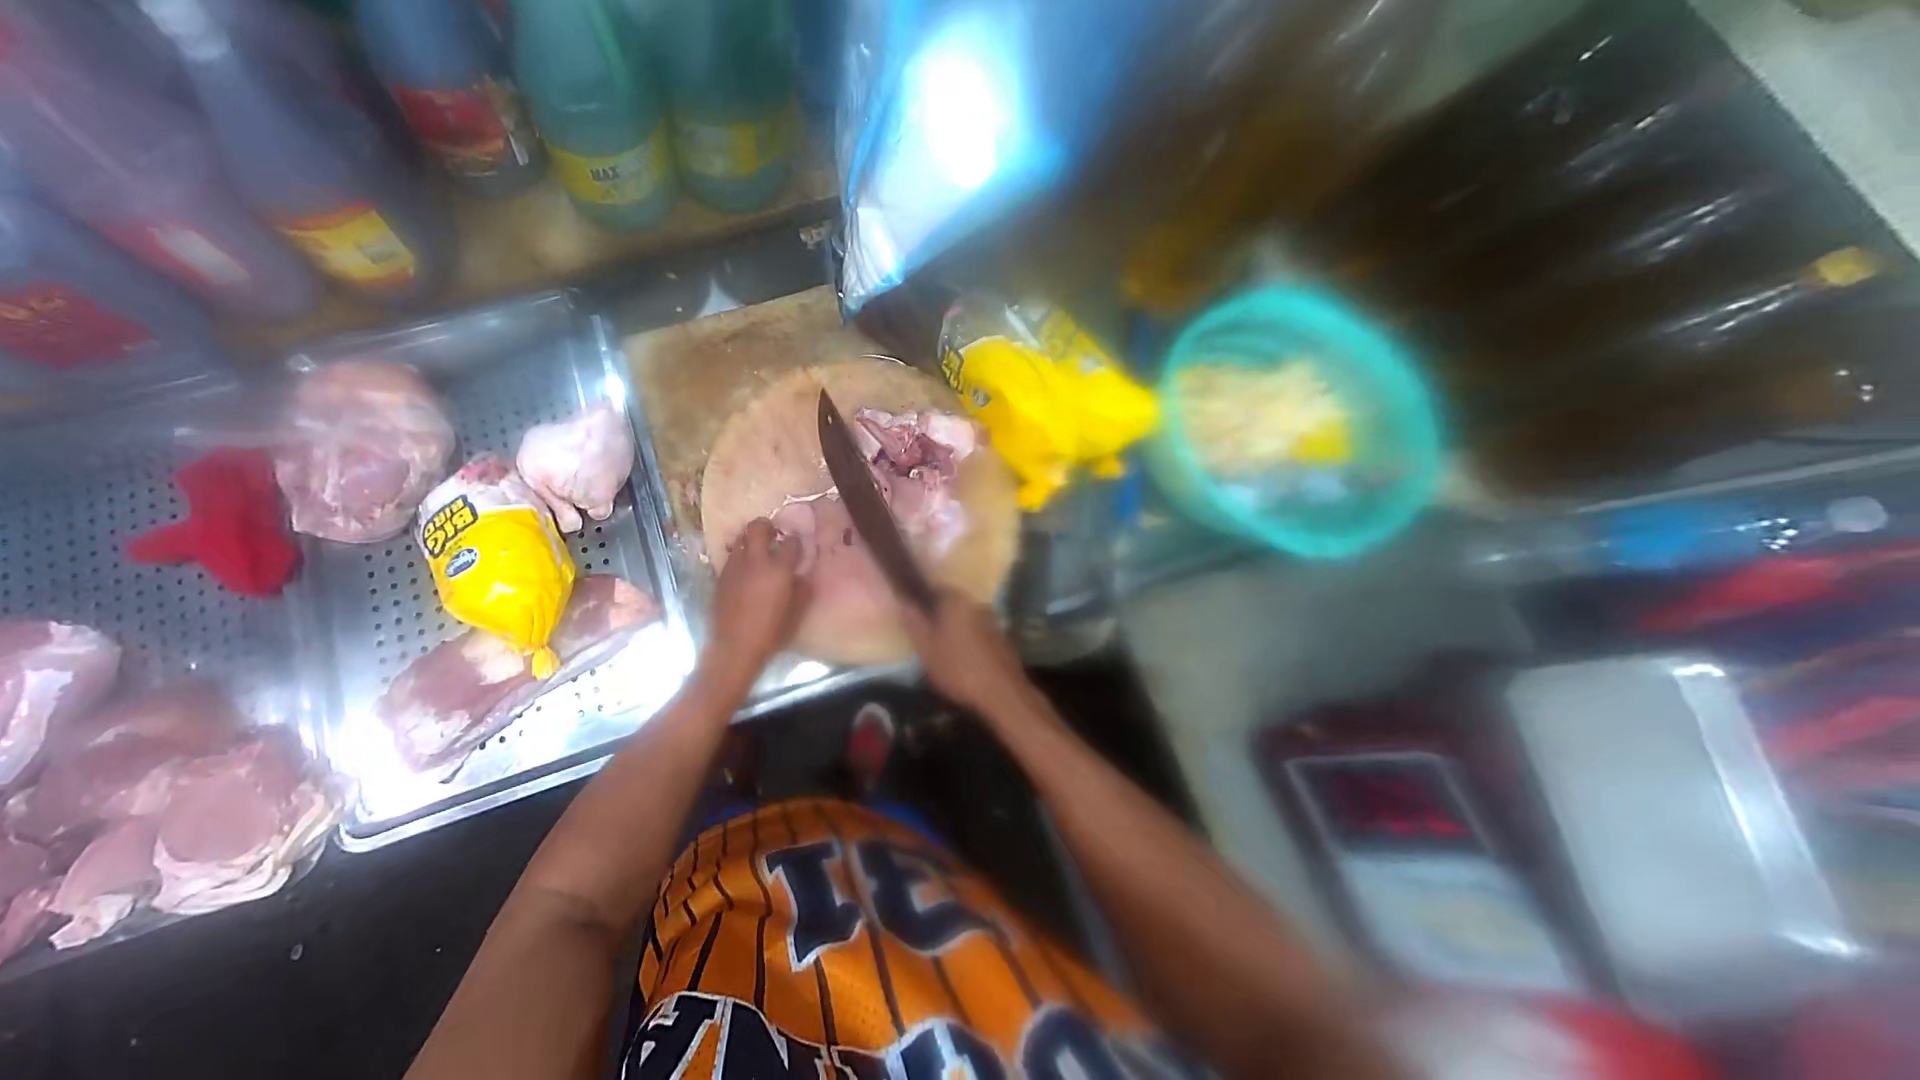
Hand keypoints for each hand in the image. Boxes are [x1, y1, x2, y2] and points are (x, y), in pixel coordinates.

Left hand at [705, 519, 807, 689]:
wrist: (735, 647)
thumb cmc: (771, 632)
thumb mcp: (797, 612)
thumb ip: (803, 589)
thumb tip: (802, 575)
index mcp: (778, 569)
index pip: (790, 542)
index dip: (795, 541)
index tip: (797, 546)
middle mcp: (755, 562)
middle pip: (757, 527)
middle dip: (766, 525)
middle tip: (773, 534)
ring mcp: (734, 568)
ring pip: (741, 541)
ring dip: (751, 542)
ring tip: (757, 553)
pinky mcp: (720, 577)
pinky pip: (731, 558)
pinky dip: (740, 559)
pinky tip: (745, 573)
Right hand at [901, 590, 1029, 712]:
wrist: (1002, 692)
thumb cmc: (958, 668)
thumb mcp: (927, 648)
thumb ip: (914, 623)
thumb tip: (903, 603)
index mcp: (956, 602)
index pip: (935, 589)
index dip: (922, 599)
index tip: (913, 615)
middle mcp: (977, 605)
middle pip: (952, 605)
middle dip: (939, 617)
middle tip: (926, 637)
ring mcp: (993, 622)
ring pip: (966, 620)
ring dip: (955, 631)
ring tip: (944, 653)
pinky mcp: (1003, 639)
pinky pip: (979, 634)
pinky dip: (970, 642)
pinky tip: (964, 661)